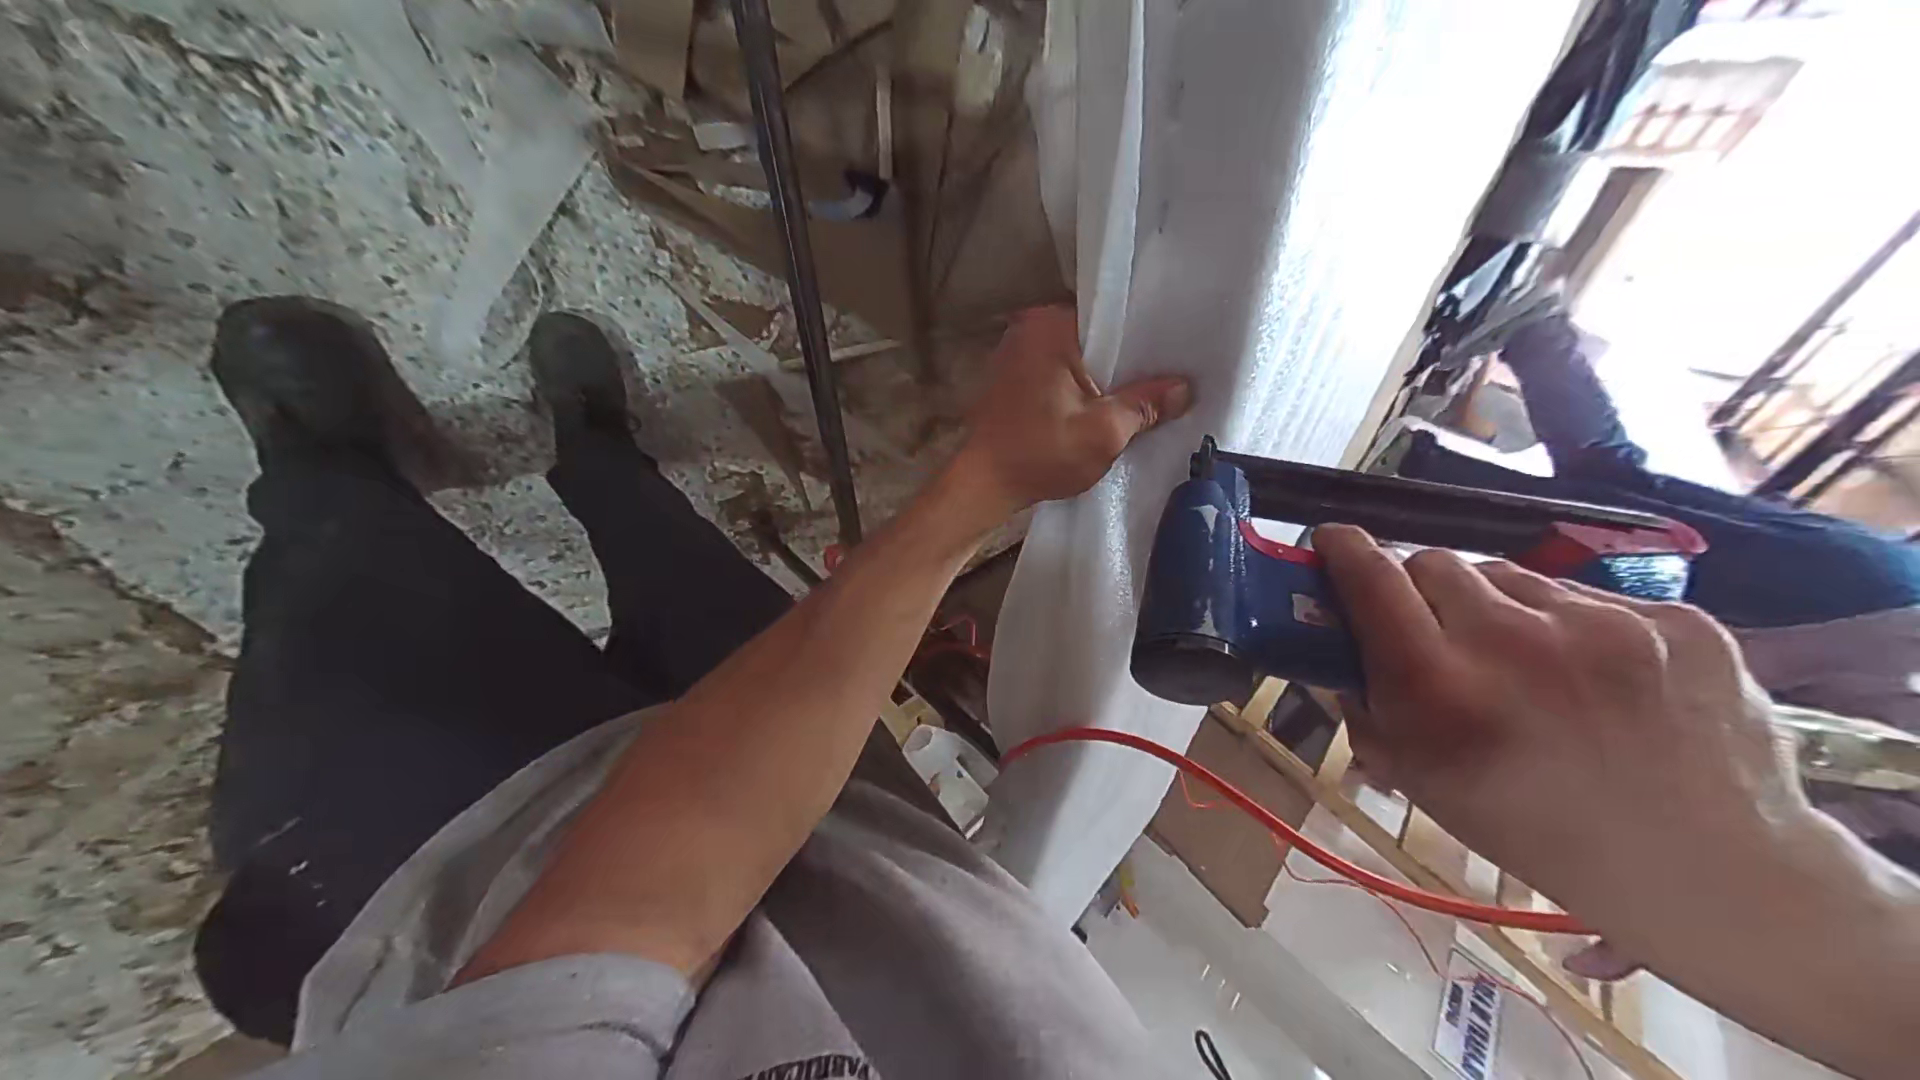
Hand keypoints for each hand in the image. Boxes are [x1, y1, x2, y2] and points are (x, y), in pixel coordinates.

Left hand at [948, 306, 1190, 521]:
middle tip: (1169, 373)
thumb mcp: (1104, 432)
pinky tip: (1104, 404)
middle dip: (1128, 358)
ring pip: (1078, 356)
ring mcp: (1016, 353)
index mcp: (1050, 325)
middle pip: (1096, 336)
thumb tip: (1184, 388)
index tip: (1177, 351)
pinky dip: (1080, 386)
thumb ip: (1146, 405)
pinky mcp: (1012, 379)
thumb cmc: (1040, 454)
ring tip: (1145, 389)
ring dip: (1104, 375)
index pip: (1114, 315)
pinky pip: (1058, 372)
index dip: (1148, 335)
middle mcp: (1029, 328)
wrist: (982, 485)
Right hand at [1313, 525, 1807, 932]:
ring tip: (1520, 656)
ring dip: (1492, 603)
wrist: (1706, 868)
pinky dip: (1566, 622)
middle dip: (1418, 585)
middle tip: (1432, 623)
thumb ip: (1362, 697)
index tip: (1332, 539)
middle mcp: (1514, 641)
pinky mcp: (1677, 621)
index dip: (1343, 548)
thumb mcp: (1411, 772)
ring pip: (1507, 574)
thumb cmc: (1525, 823)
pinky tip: (1590, 672)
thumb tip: (1341, 640)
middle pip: (1434, 562)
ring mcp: (1605, 625)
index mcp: (1439, 686)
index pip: (1372, 578)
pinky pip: (1584, 596)